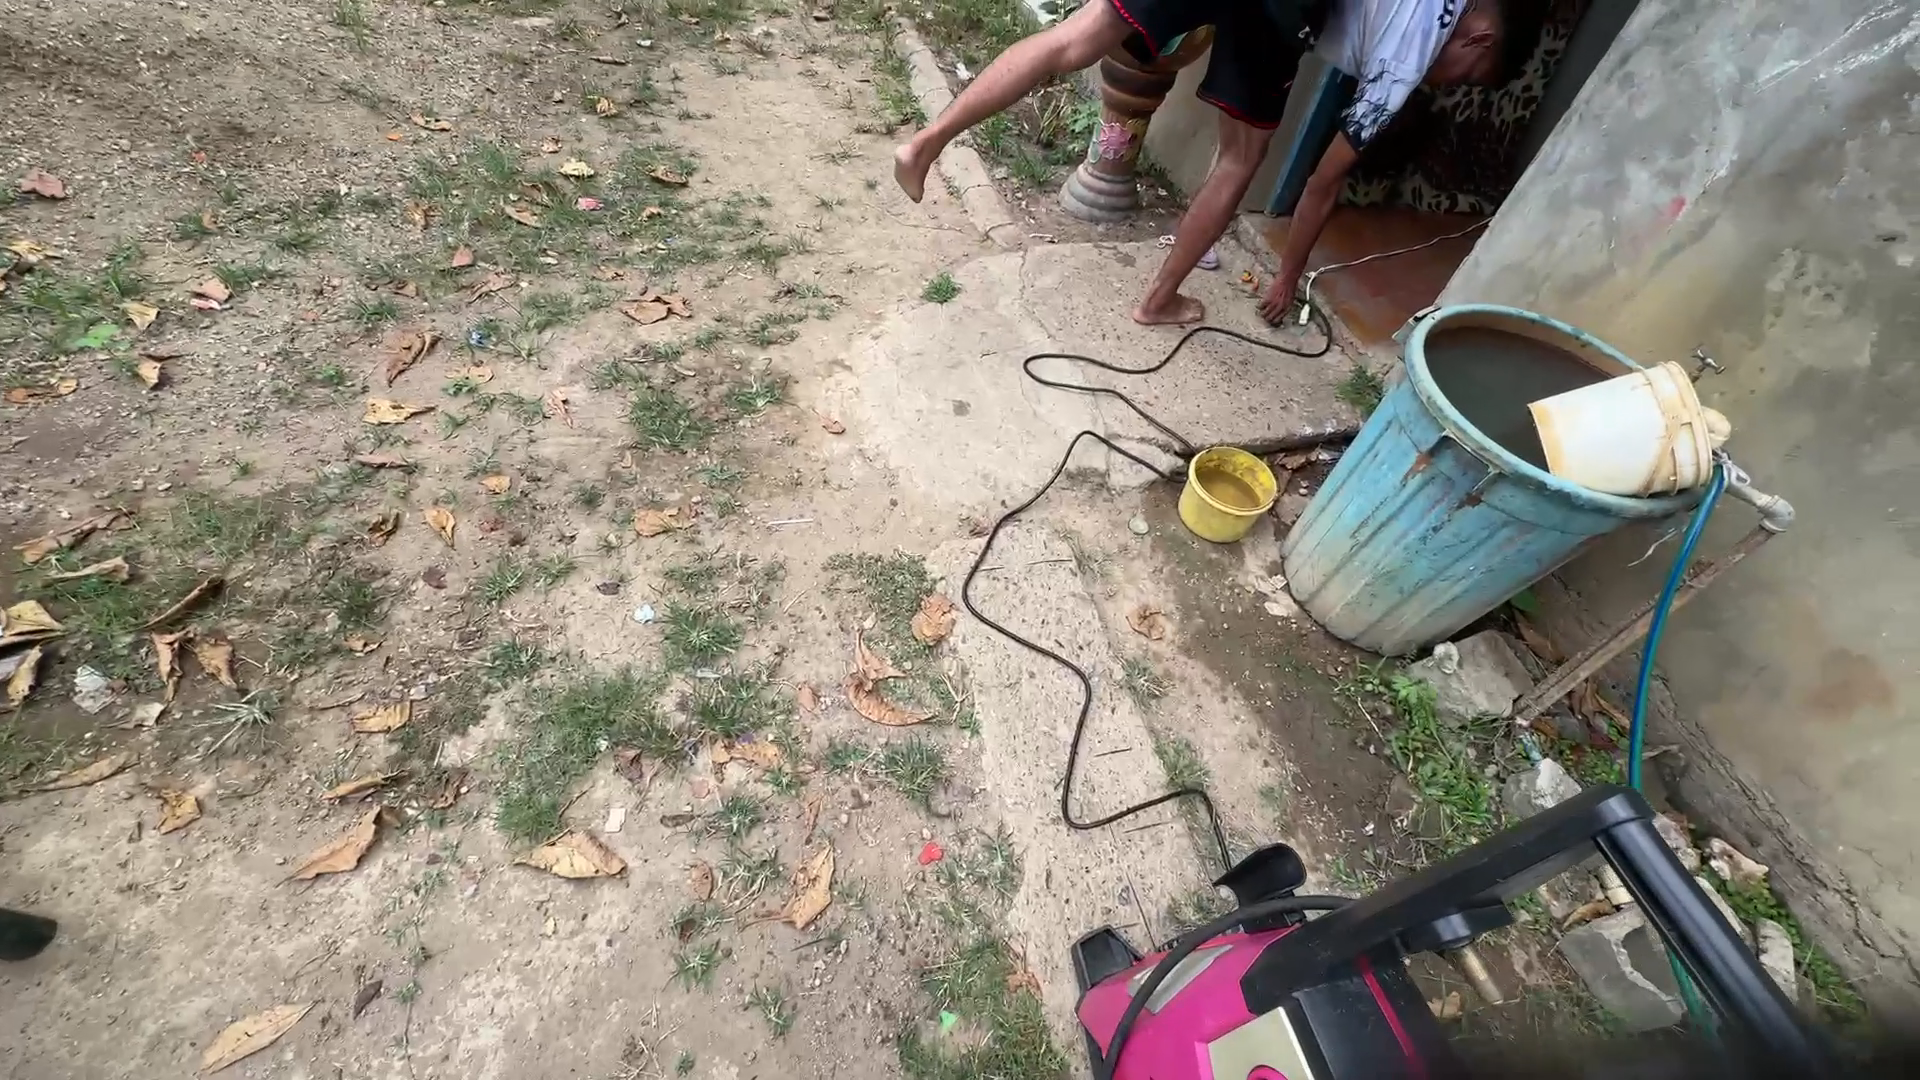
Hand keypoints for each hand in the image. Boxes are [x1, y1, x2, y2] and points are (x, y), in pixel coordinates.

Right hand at [1258, 269, 1301, 325]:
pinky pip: (1261, 306)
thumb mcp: (1290, 299)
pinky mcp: (1268, 299)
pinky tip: (1260, 305)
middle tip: (1265, 317)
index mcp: (1287, 308)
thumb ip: (1285, 306)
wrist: (1288, 279)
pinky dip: (1260, 306)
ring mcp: (1274, 303)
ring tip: (1261, 312)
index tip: (1271, 320)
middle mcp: (1280, 307)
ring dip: (1262, 314)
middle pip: (1270, 318)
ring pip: (1264, 314)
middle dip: (1267, 319)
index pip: (1278, 319)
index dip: (1274, 321)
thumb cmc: (1290, 286)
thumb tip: (1280, 311)